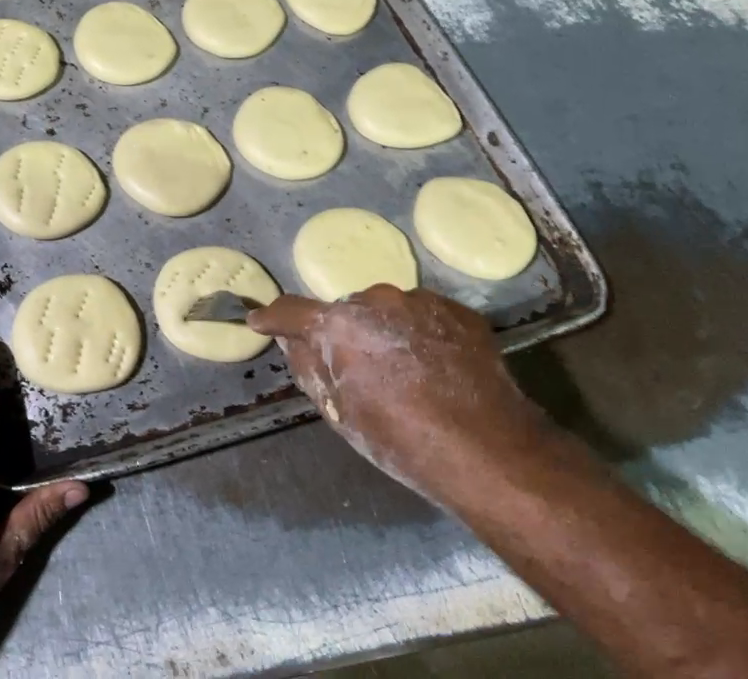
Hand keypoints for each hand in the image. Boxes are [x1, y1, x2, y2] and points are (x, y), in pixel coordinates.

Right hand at [248, 284, 542, 496]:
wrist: (488, 449)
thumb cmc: (400, 439)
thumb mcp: (339, 413)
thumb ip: (307, 367)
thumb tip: (290, 340)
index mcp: (339, 325)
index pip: (291, 311)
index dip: (272, 318)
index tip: (260, 321)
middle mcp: (377, 299)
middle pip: (345, 311)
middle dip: (344, 333)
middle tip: (356, 369)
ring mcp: (422, 301)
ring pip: (387, 311)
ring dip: (383, 331)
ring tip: (402, 370)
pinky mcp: (458, 311)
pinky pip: (423, 316)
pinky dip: (418, 334)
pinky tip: (433, 368)